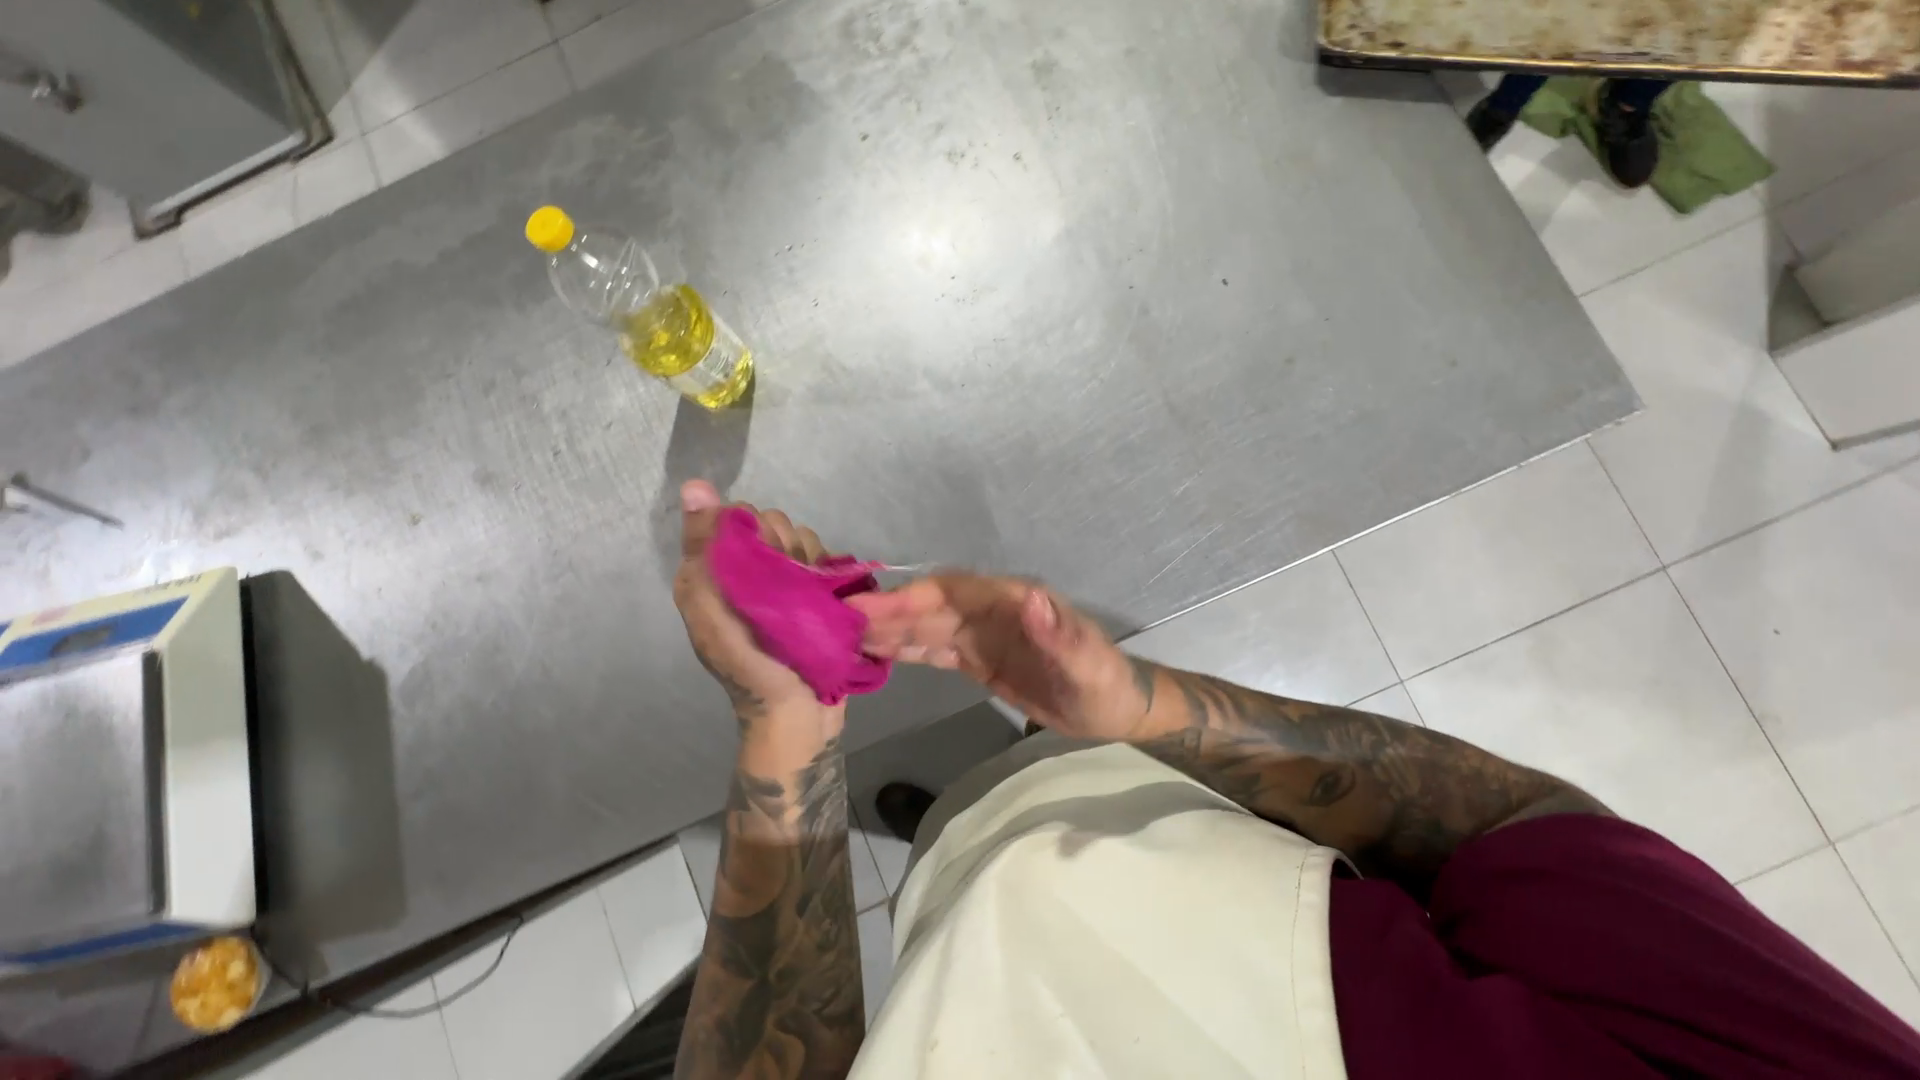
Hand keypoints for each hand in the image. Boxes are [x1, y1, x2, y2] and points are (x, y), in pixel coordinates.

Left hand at [673, 480, 843, 739]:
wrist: (798, 719)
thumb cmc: (753, 671)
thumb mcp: (715, 616)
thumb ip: (704, 554)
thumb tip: (694, 486)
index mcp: (715, 574)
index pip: (741, 517)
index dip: (760, 532)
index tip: (770, 563)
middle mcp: (749, 573)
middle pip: (776, 525)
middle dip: (790, 549)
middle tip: (794, 592)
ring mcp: (785, 584)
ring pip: (804, 541)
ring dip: (814, 564)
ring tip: (815, 603)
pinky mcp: (815, 596)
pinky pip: (826, 562)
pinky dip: (832, 574)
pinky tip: (833, 601)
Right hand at [848, 574, 1152, 740]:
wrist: (1117, 709)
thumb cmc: (1106, 685)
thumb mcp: (1090, 664)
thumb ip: (1061, 634)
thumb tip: (1031, 599)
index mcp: (1014, 602)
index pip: (954, 593)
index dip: (912, 599)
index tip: (868, 608)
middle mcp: (992, 611)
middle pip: (931, 607)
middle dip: (887, 612)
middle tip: (837, 620)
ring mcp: (983, 635)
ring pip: (927, 627)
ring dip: (889, 630)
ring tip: (844, 635)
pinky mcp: (979, 659)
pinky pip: (934, 650)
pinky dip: (905, 650)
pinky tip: (875, 654)